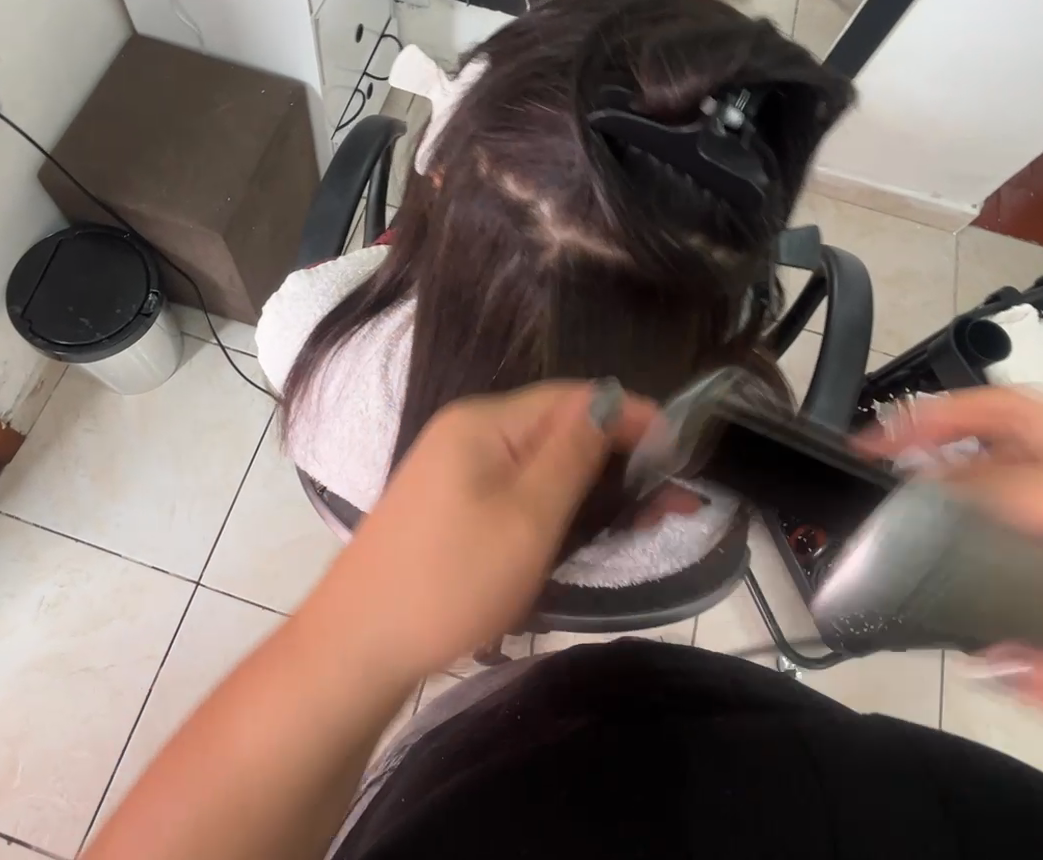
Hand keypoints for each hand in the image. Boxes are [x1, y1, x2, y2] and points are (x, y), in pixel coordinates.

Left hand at [298, 381, 650, 680]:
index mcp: (483, 422)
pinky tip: (583, 528)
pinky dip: (555, 504)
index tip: (683, 450)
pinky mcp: (449, 505)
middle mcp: (466, 432)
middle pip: (557, 426)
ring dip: (591, 483)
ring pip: (539, 461)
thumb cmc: (450, 580)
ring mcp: (453, 469)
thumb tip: (613, 401)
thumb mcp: (526, 517)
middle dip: (618, 455)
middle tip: (673, 499)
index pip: (574, 397)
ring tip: (642, 516)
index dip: (631, 416)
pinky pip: (515, 488)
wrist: (359, 644)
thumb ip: (573, 455)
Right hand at [868, 387, 1042, 762]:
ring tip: (902, 447)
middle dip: (935, 417)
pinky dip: (992, 437)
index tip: (892, 521)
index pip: (1017, 482)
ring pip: (1034, 410)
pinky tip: (967, 471)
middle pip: (1021, 409)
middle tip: (875, 447)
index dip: (945, 497)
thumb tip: (991, 661)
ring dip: (959, 418)